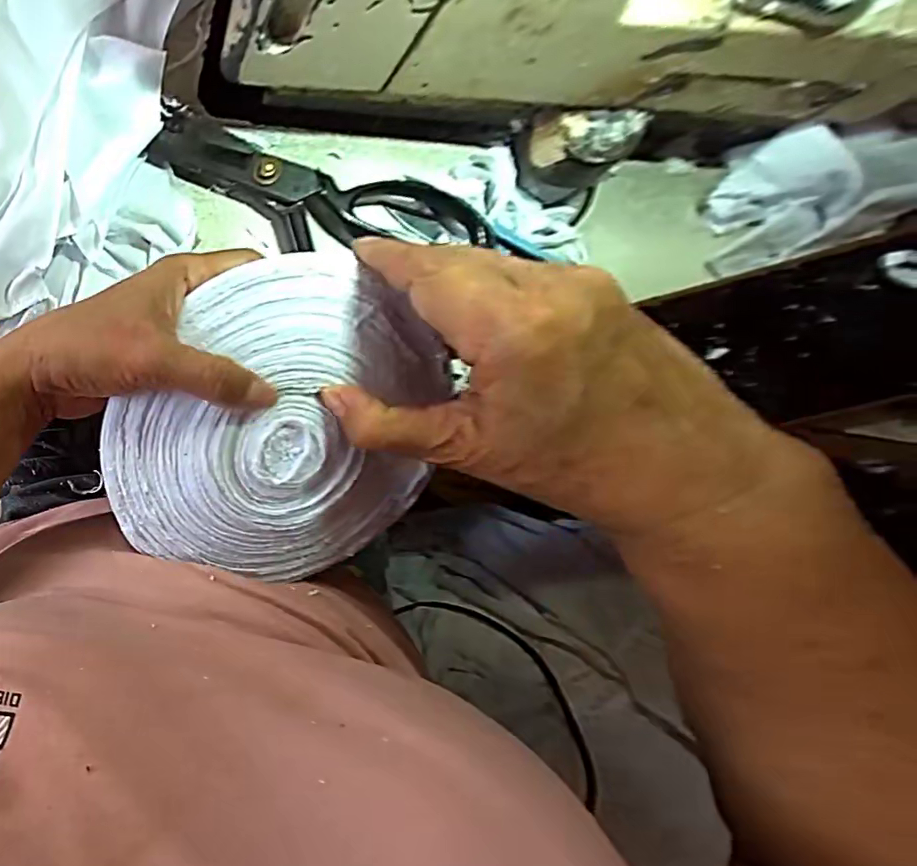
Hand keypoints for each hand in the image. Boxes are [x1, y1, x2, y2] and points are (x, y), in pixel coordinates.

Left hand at [0, 249, 278, 420]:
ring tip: (275, 389)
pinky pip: (190, 372)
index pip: (247, 267)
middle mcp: (176, 299)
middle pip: (234, 311)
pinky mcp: (149, 363)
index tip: (312, 314)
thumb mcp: (156, 357)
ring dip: (235, 366)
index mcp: (181, 275)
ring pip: (212, 345)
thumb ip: (211, 375)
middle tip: (300, 363)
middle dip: (262, 335)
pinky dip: (208, 386)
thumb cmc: (87, 347)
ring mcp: (162, 333)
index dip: (279, 285)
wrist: (36, 376)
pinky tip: (231, 406)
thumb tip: (265, 393)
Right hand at [321, 238, 801, 537]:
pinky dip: (479, 281)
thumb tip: (333, 399)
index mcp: (513, 328)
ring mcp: (581, 285)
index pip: (435, 273)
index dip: (391, 257)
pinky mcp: (598, 291)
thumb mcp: (461, 450)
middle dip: (412, 261)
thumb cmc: (576, 461)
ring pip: (492, 260)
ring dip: (445, 271)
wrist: (681, 465)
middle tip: (370, 275)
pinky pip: (520, 271)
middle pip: (461, 258)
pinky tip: (461, 309)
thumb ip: (385, 425)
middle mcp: (552, 291)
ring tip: (407, 294)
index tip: (360, 249)